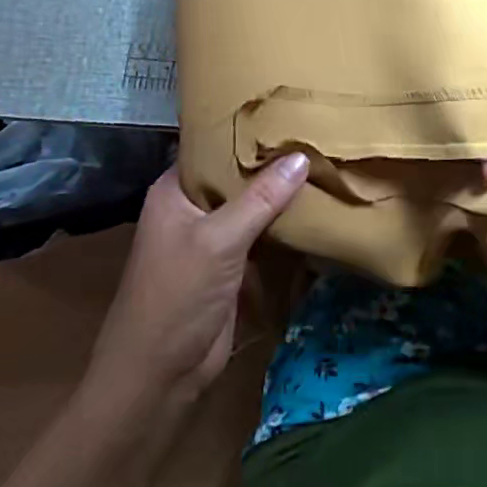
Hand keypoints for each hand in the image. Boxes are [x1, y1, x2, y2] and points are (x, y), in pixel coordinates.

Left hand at [87, 154, 308, 406]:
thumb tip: (302, 155)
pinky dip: (284, 224)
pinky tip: (317, 208)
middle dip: (272, 163)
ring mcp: (212, 238)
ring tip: (326, 164)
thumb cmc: (176, 296)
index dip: (246, 132)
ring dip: (282, 195)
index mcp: (174, 191)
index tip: (288, 112)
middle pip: (236, 177)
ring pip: (252, 206)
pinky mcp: (231, 265)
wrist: (160, 373)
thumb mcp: (219, 240)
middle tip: (318, 136)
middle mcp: (192, 209)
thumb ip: (261, 198)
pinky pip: (261, 234)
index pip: (212, 147)